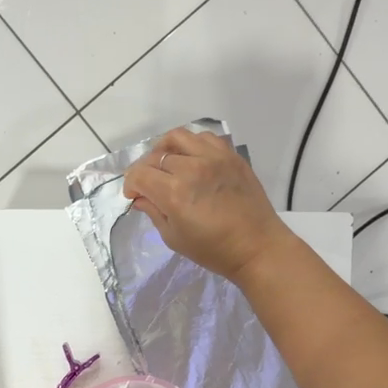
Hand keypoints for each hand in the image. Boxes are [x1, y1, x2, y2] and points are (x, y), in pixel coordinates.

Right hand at [121, 127, 294, 283]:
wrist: (257, 247)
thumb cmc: (213, 250)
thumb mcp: (174, 238)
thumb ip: (154, 212)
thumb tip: (140, 197)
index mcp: (174, 193)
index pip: (139, 174)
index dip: (130, 185)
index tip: (134, 196)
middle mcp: (192, 168)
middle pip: (156, 156)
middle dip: (145, 171)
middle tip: (149, 185)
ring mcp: (213, 157)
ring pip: (177, 138)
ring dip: (165, 149)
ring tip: (166, 163)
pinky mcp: (230, 155)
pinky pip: (204, 138)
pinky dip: (191, 144)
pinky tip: (191, 159)